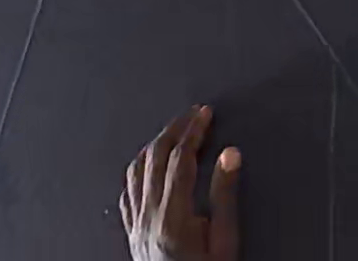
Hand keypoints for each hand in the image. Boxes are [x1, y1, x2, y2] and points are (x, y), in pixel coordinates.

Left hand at [123, 105, 240, 260]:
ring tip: (176, 129)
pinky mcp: (131, 234)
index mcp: (173, 218)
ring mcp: (135, 226)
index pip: (180, 158)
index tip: (206, 113)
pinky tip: (150, 161)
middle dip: (176, 128)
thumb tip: (229, 151)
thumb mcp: (225, 244)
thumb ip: (225, 196)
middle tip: (195, 114)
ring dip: (157, 142)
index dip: (194, 129)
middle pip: (156, 156)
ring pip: (138, 168)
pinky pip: (128, 190)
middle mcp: (148, 217)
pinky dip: (140, 166)